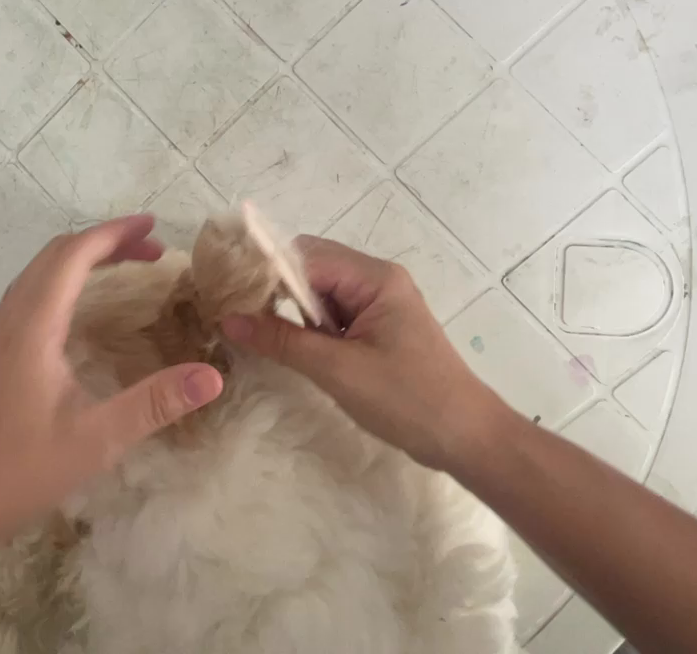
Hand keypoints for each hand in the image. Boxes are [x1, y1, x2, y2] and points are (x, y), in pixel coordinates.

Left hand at [0, 216, 225, 545]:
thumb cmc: (20, 471)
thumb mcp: (97, 440)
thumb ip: (155, 404)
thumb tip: (212, 376)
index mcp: (32, 325)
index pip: (73, 255)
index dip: (114, 233)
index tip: (154, 227)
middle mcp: (8, 317)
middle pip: (56, 255)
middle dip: (105, 241)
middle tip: (152, 249)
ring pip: (38, 272)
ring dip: (82, 258)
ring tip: (125, 266)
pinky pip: (28, 292)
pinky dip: (62, 279)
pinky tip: (81, 307)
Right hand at [221, 235, 515, 470]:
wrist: (469, 439)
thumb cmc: (408, 400)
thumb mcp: (338, 370)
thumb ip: (282, 340)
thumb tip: (227, 319)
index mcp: (374, 277)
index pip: (306, 256)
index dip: (266, 272)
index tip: (228, 293)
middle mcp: (376, 279)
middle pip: (311, 266)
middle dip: (274, 288)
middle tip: (236, 312)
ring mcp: (379, 303)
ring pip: (319, 291)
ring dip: (290, 308)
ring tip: (254, 328)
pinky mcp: (377, 327)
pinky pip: (332, 313)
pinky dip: (308, 325)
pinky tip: (287, 343)